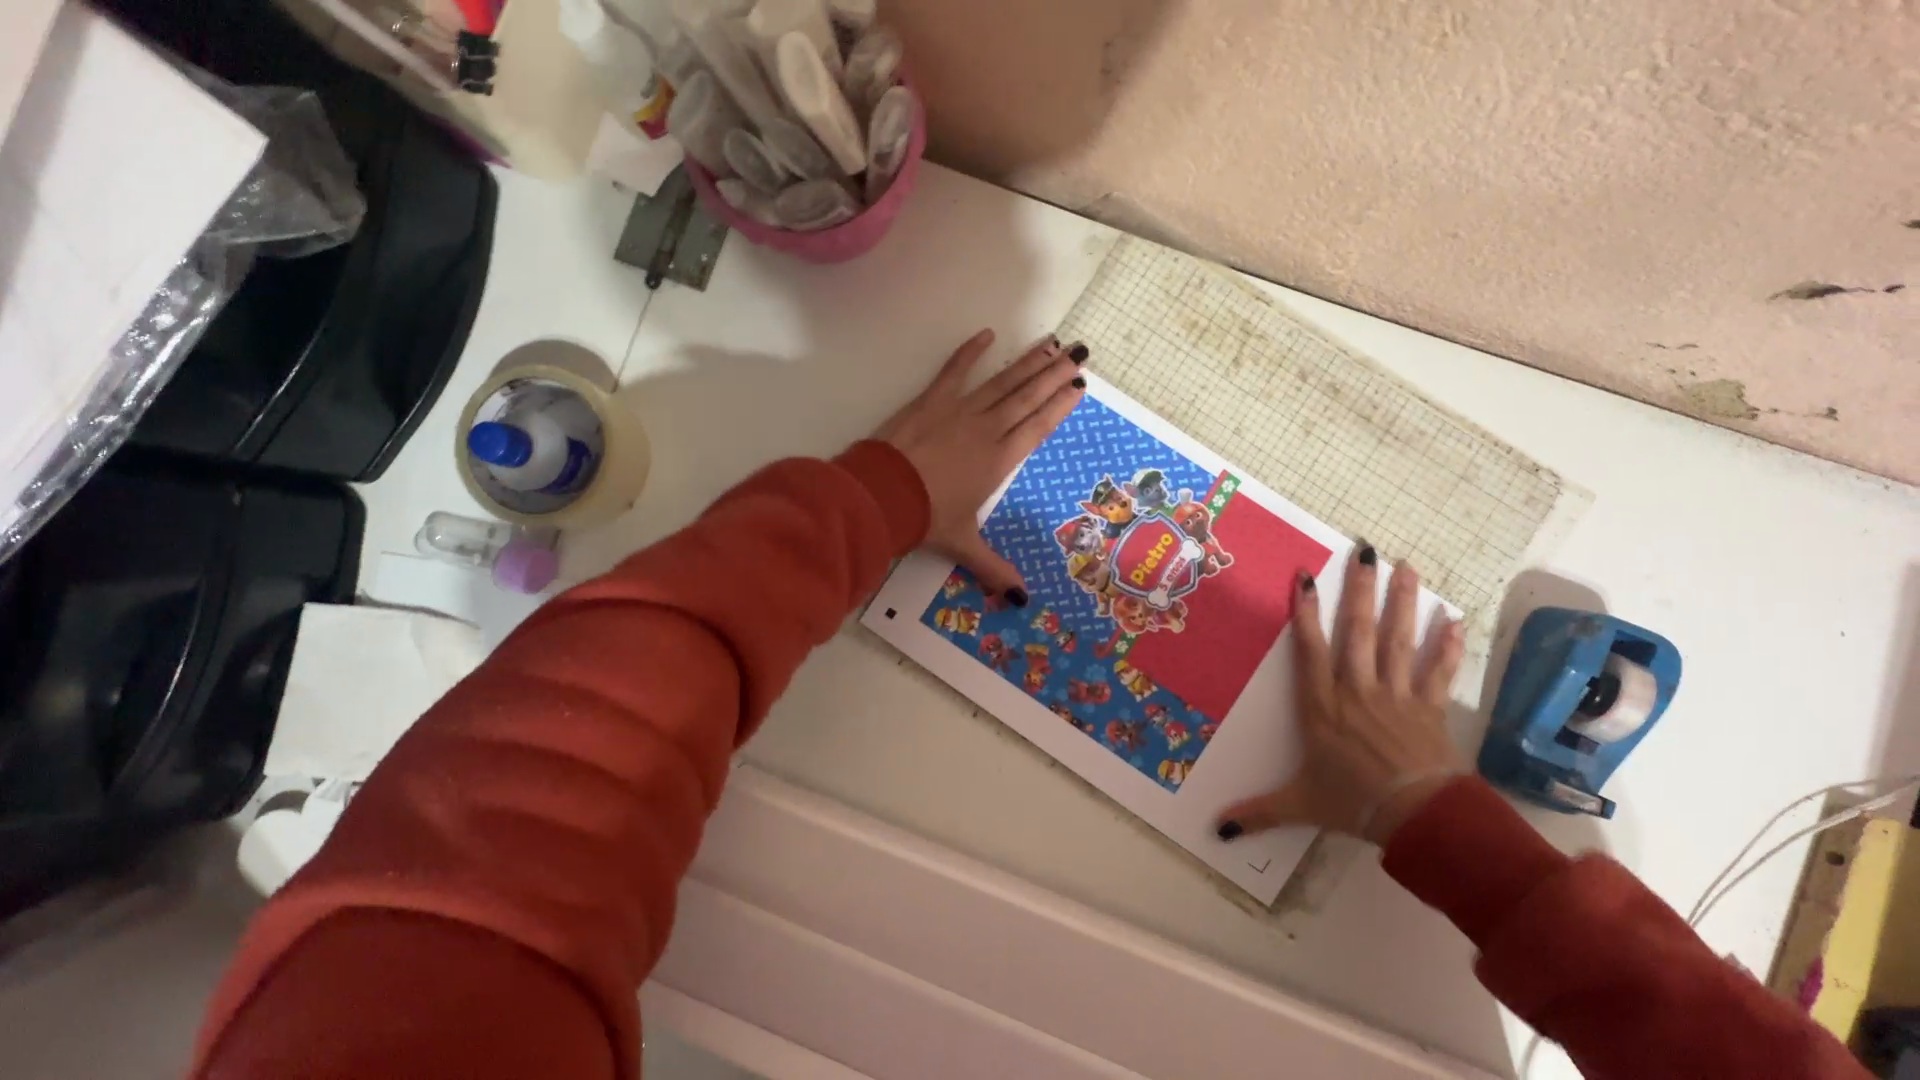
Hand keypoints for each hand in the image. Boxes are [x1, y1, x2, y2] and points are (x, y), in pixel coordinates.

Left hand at [875, 329, 1087, 602]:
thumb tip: (1020, 599)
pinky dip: (970, 351)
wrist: (882, 494)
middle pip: (1027, 397)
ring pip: (1002, 381)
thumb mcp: (962, 543)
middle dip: (1054, 375)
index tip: (1079, 385)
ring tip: (1051, 344)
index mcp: (999, 460)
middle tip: (1077, 354)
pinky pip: (954, 370)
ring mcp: (960, 410)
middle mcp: (987, 430)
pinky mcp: (931, 399)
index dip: (1060, 406)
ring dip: (1027, 362)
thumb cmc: (926, 518)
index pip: (1038, 427)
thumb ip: (993, 567)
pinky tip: (987, 334)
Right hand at [1217, 546, 1466, 846]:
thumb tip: (1218, 830)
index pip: (1311, 651)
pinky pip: (1438, 670)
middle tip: (1365, 552)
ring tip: (1406, 567)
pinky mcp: (1430, 707)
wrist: (1418, 817)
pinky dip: (1446, 645)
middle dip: (1359, 590)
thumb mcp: (1299, 805)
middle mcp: (1357, 691)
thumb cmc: (1352, 804)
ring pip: (1397, 640)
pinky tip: (1454, 618)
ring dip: (1402, 602)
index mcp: (1322, 707)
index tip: (1306, 578)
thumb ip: (1258, 811)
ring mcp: (1397, 695)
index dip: (1306, 614)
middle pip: (1358, 632)